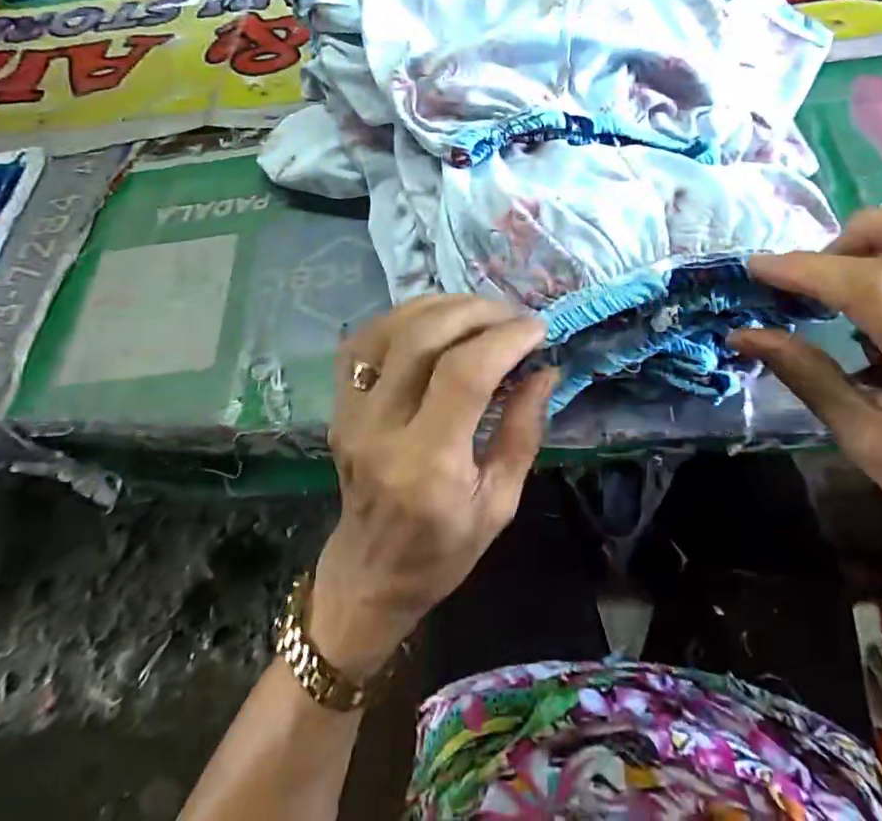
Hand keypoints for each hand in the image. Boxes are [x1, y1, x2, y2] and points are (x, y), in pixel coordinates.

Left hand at [310, 296, 558, 678]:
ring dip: (436, 307)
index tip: (536, 329)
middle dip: (473, 313)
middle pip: (420, 339)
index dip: (503, 339)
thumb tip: (543, 370)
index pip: (463, 375)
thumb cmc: (443, 551)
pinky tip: (431, 321)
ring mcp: (350, 415)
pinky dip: (398, 320)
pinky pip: (360, 344)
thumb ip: (522, 432)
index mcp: (428, 464)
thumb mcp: (499, 504)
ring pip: (385, 331)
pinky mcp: (337, 408)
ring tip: (476, 310)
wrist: (370, 573)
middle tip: (509, 314)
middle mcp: (380, 430)